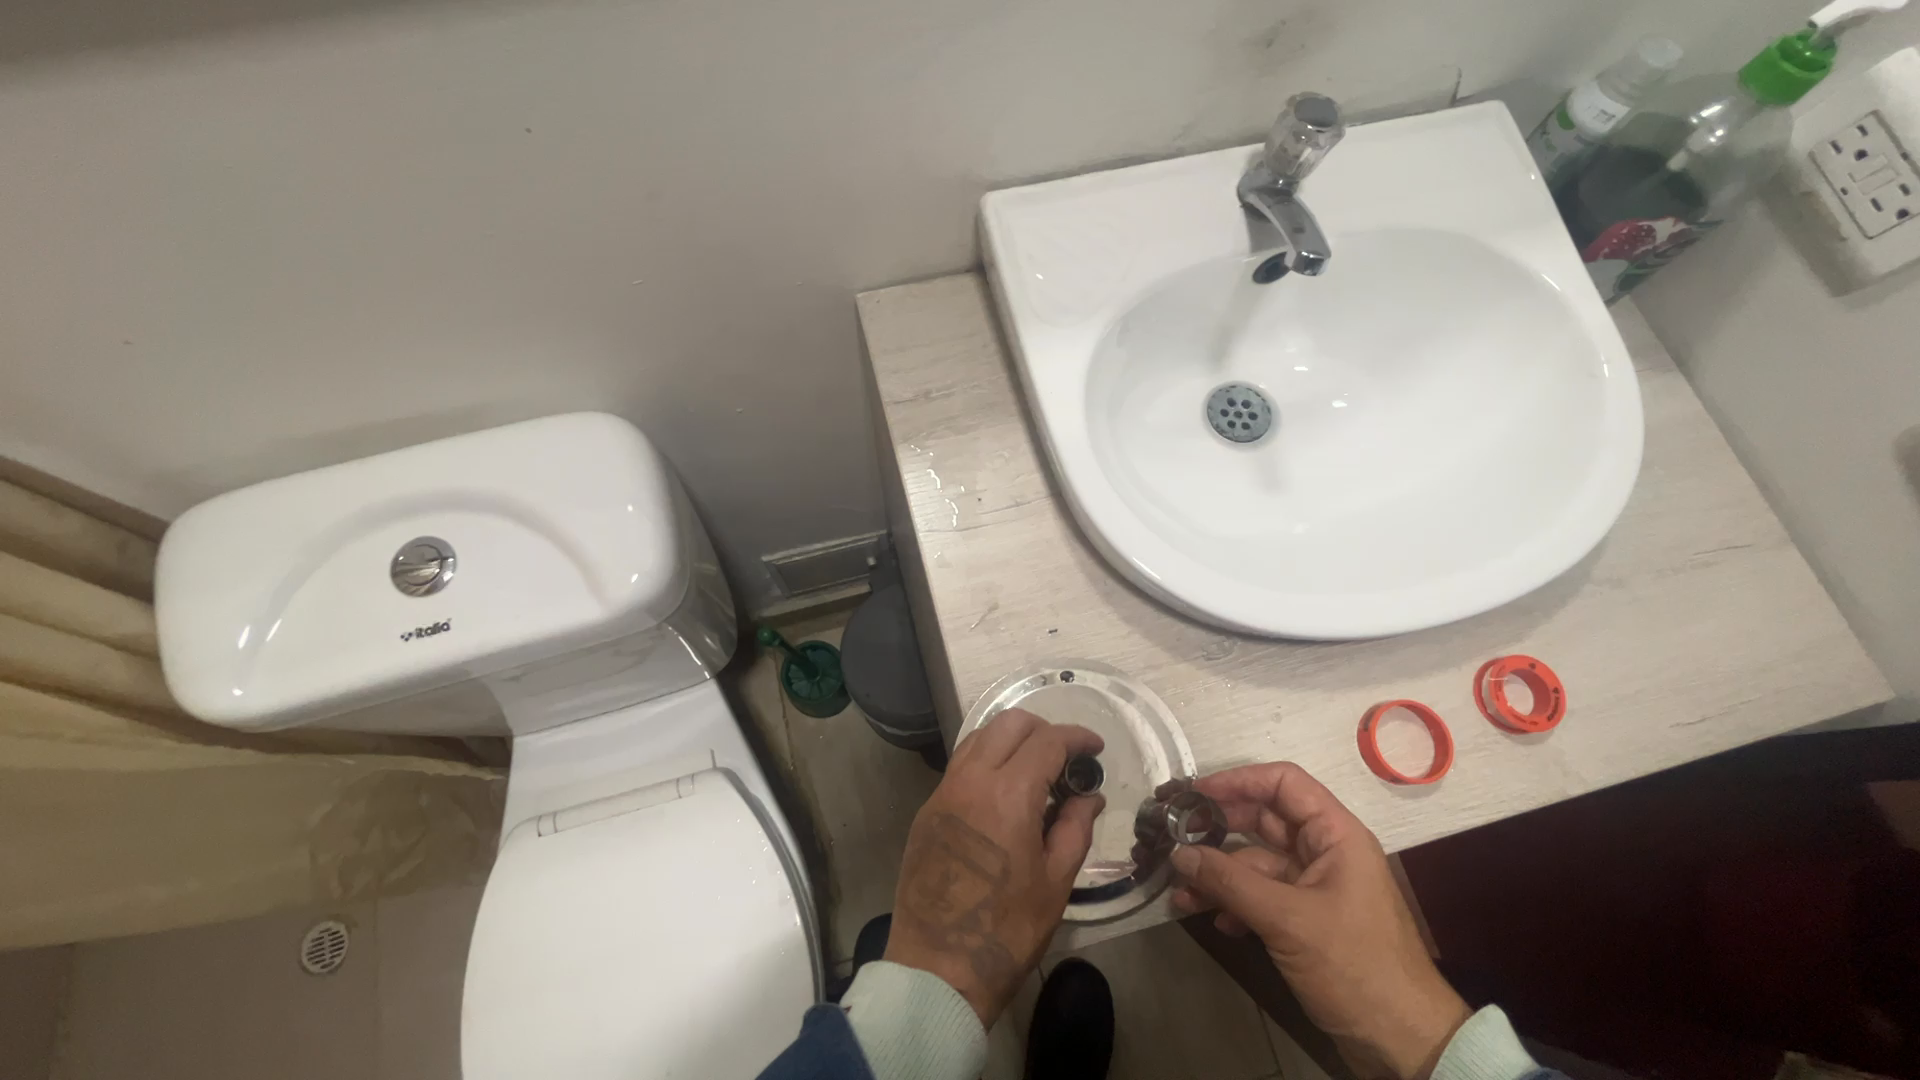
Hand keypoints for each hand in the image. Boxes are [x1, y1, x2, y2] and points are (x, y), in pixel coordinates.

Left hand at [884, 708, 1104, 1027]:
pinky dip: (986, 760)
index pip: (1047, 741)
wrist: (937, 967)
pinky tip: (1004, 790)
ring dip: (1011, 740)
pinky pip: (960, 765)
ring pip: (979, 738)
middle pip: (1009, 724)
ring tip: (1036, 769)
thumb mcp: (1055, 881)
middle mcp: (970, 780)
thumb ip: (1075, 827)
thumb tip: (1089, 796)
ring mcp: (943, 792)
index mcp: (1008, 794)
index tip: (1096, 747)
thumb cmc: (1006, 930)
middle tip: (1067, 757)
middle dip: (1043, 729)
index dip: (1077, 737)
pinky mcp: (927, 810)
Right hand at [1169, 763, 1469, 1079]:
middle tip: (1177, 836)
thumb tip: (1179, 853)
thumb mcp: (1286, 920)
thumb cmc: (1354, 966)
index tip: (1196, 792)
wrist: (1403, 1042)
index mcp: (1336, 835)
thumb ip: (1230, 882)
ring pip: (1257, 862)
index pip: (1284, 783)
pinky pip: (1263, 895)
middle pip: (1264, 820)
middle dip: (1219, 829)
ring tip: (1183, 893)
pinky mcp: (1308, 919)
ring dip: (1220, 874)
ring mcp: (1316, 886)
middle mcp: (1326, 851)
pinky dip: (1236, 903)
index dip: (1239, 780)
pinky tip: (1216, 920)